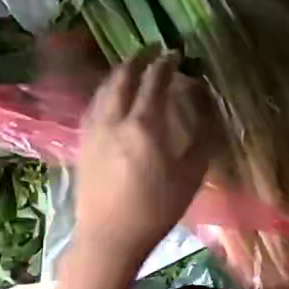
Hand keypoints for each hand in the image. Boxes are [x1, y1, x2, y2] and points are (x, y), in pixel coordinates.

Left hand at [74, 51, 217, 262]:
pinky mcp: (82, 143)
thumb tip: (205, 106)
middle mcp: (114, 119)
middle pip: (123, 77)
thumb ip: (201, 136)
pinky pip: (94, 105)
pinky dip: (105, 91)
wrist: (109, 238)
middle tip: (151, 50)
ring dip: (119, 73)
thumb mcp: (191, 175)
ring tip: (131, 67)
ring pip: (104, 89)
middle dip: (138, 59)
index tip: (175, 53)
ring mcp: (94, 130)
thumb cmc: (156, 209)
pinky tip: (110, 95)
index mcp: (144, 125)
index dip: (166, 64)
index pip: (154, 81)